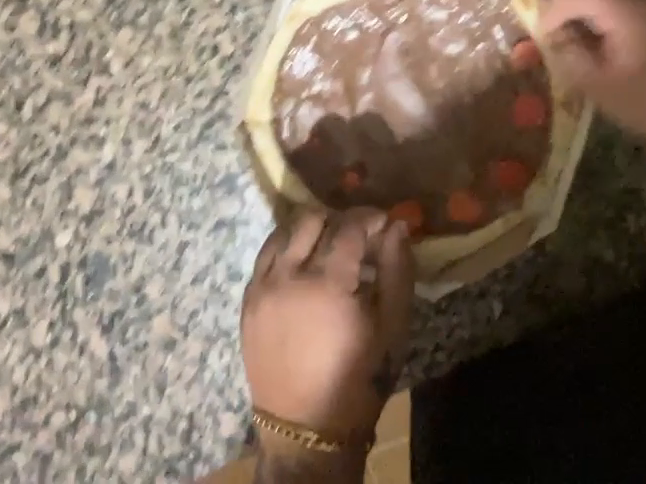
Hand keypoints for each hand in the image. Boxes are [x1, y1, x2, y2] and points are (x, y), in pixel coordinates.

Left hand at [242, 208, 414, 442]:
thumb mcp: (392, 326)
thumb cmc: (359, 379)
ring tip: (329, 248)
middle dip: (340, 220)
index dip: (370, 216)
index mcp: (328, 283)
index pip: (349, 225)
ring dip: (310, 229)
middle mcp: (289, 276)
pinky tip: (302, 263)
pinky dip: (286, 248)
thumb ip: (397, 270)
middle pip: (313, 219)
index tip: (384, 223)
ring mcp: (263, 287)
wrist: (306, 430)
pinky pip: (265, 255)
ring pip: (284, 231)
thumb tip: (397, 227)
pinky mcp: (248, 301)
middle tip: (358, 238)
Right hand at [540, 0, 645, 156]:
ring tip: (586, 41)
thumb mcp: (602, 88)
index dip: (550, 12)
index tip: (542, 39)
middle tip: (560, 37)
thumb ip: (570, 56)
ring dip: (592, 6)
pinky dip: (614, 9)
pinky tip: (615, 42)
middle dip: (569, 5)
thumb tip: (553, 37)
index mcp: (622, 8)